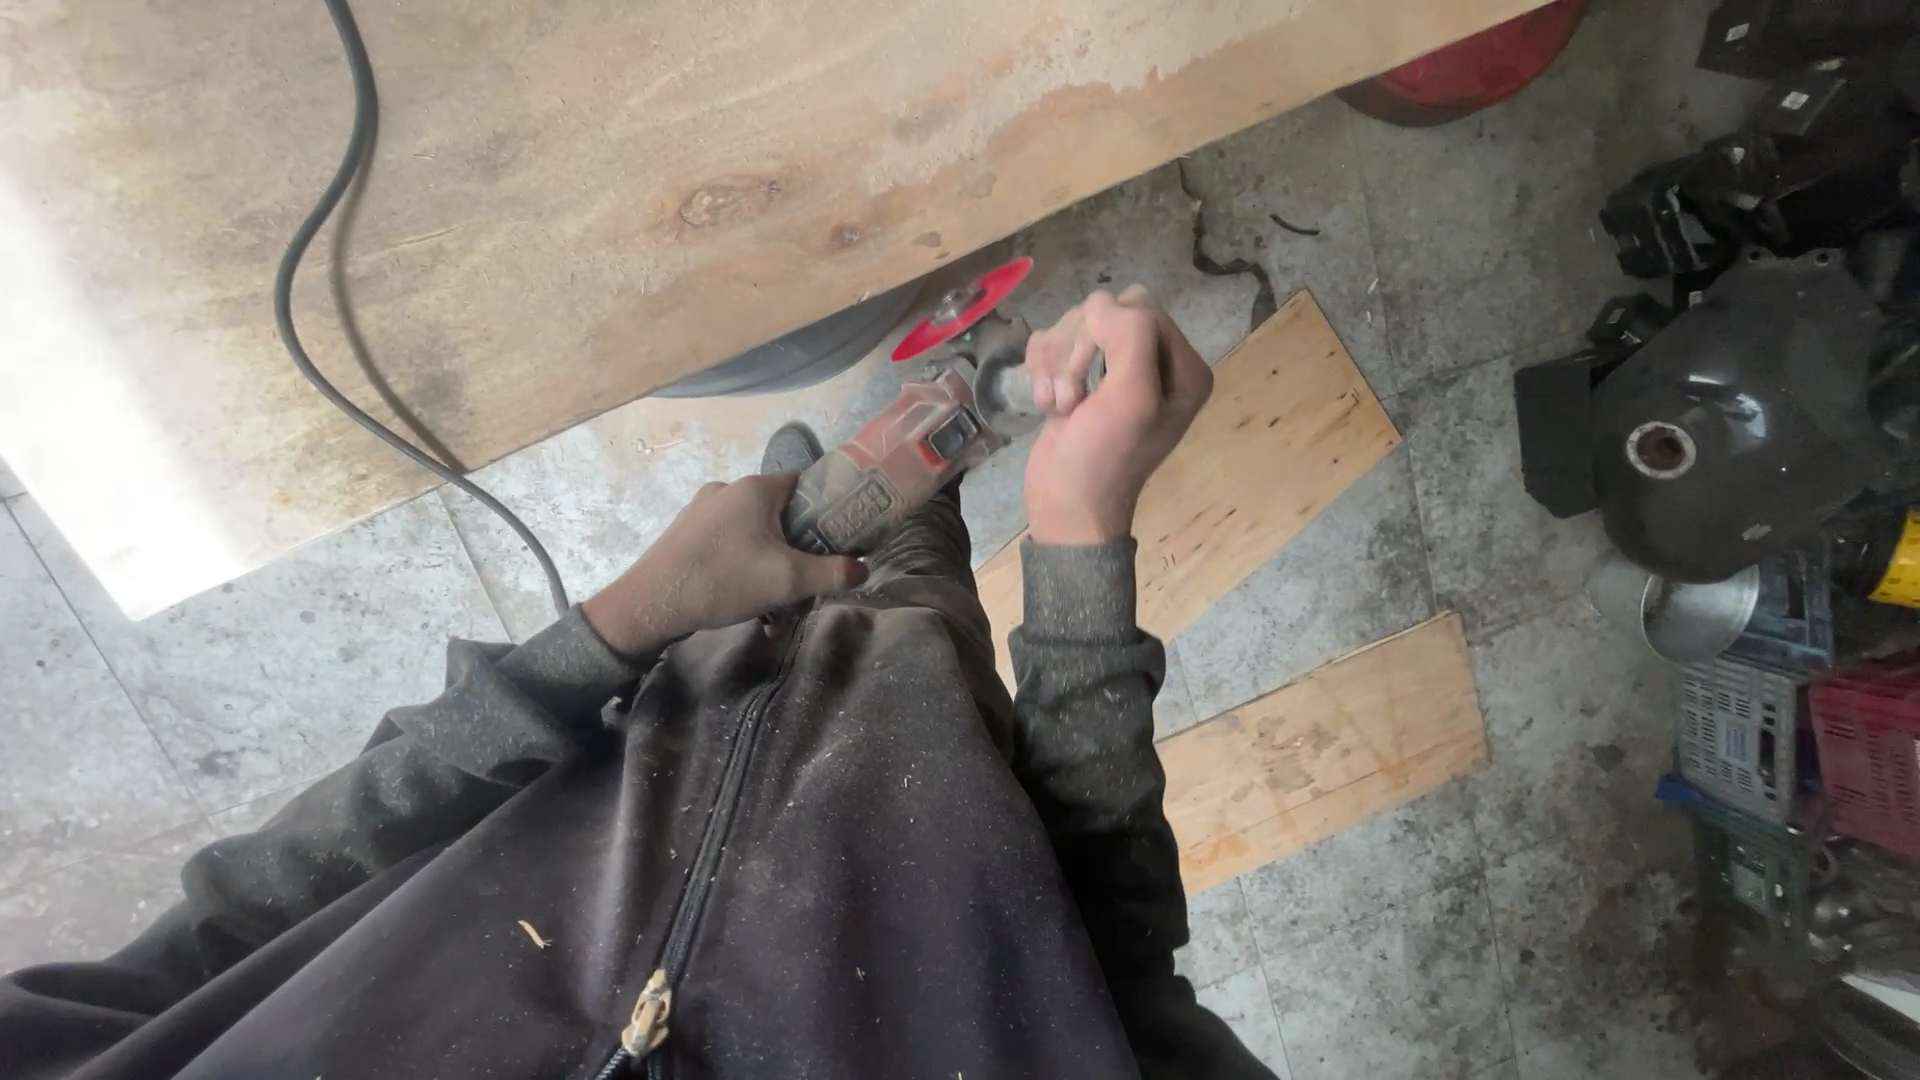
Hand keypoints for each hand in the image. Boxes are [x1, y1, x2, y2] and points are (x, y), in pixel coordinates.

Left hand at [582, 472, 867, 656]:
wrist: (650, 605)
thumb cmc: (724, 580)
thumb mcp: (789, 580)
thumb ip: (834, 573)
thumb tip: (864, 569)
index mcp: (753, 489)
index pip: (802, 483)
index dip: (824, 508)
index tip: (835, 537)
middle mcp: (727, 490)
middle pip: (779, 513)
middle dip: (796, 546)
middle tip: (806, 576)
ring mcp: (701, 510)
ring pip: (753, 533)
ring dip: (769, 563)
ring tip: (774, 601)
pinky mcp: (685, 533)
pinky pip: (728, 544)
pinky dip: (742, 567)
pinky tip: (743, 600)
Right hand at [1022, 287, 1211, 544]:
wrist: (1065, 506)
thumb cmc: (1103, 460)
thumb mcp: (1131, 399)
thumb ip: (1130, 336)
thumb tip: (1099, 304)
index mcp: (1182, 367)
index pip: (1140, 307)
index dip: (1104, 333)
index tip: (1086, 381)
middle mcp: (1153, 363)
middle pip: (1105, 311)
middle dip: (1076, 349)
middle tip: (1069, 397)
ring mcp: (1113, 371)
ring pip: (1074, 325)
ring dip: (1056, 364)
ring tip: (1057, 405)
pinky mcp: (1079, 379)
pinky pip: (1054, 343)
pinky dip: (1041, 368)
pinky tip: (1046, 403)